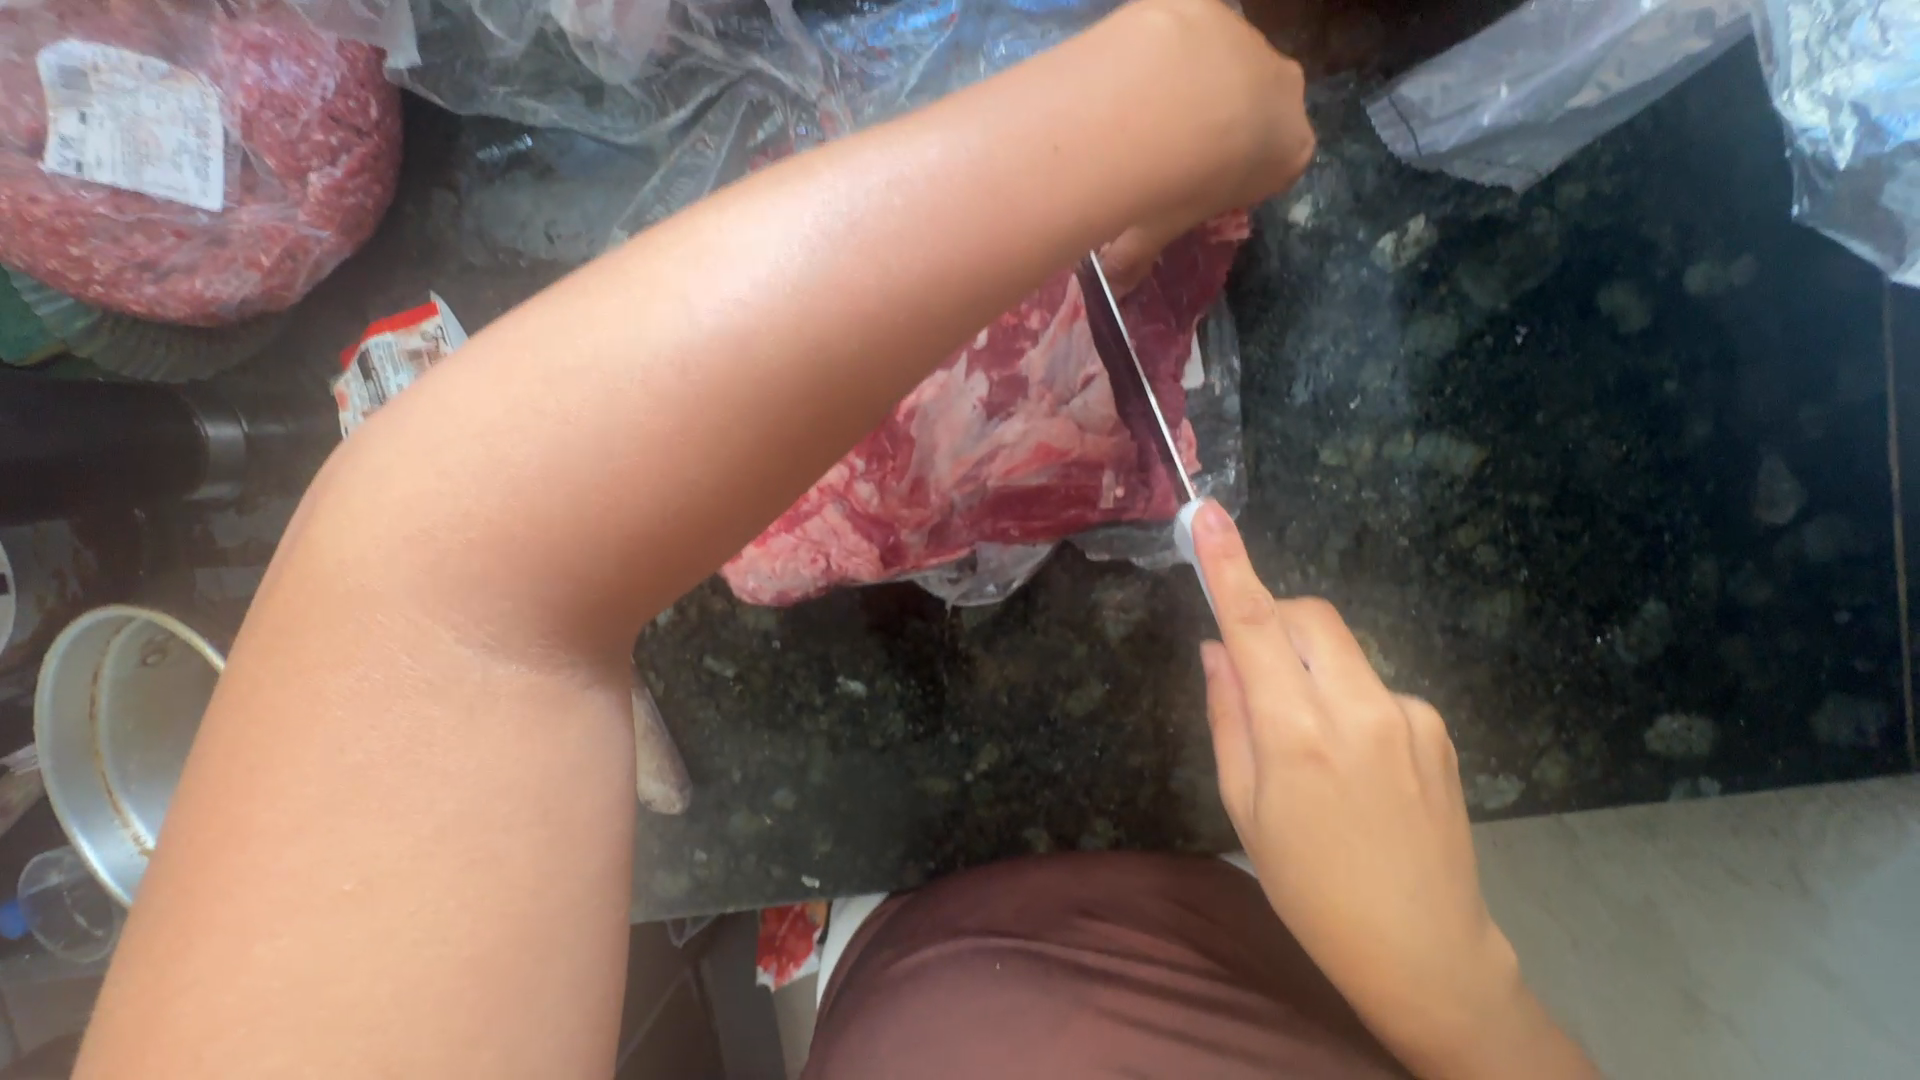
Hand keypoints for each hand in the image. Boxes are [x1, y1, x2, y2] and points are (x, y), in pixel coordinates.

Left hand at [1096, 0, 1314, 288]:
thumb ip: (1137, 258)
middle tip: (1160, 150)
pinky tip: (1124, 74)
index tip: (1191, 187)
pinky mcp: (1211, 6)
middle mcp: (1285, 90)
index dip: (1230, 175)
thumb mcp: (1154, 233)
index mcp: (1290, 150)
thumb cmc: (1173, 185)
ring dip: (1185, 85)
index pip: (1271, 165)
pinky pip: (1184, 32)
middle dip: (1214, 126)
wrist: (1157, 105)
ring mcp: (1250, 40)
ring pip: (1219, 65)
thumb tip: (1114, 287)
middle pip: (1251, 110)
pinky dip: (1158, 51)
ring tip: (1135, 113)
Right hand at [1190, 502, 1596, 1079]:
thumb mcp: (1242, 806)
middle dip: (1273, 619)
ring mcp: (1409, 715)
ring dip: (1309, 667)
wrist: (1423, 948)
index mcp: (1296, 735)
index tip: (1208, 515)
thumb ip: (1226, 714)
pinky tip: (1355, 764)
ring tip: (1310, 744)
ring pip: (1340, 651)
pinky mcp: (1438, 726)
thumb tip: (1216, 648)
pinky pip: (1373, 685)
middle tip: (1254, 668)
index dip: (1228, 566)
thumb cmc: (1307, 885)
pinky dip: (1347, 699)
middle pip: (1309, 616)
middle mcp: (1359, 709)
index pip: (1253, 627)